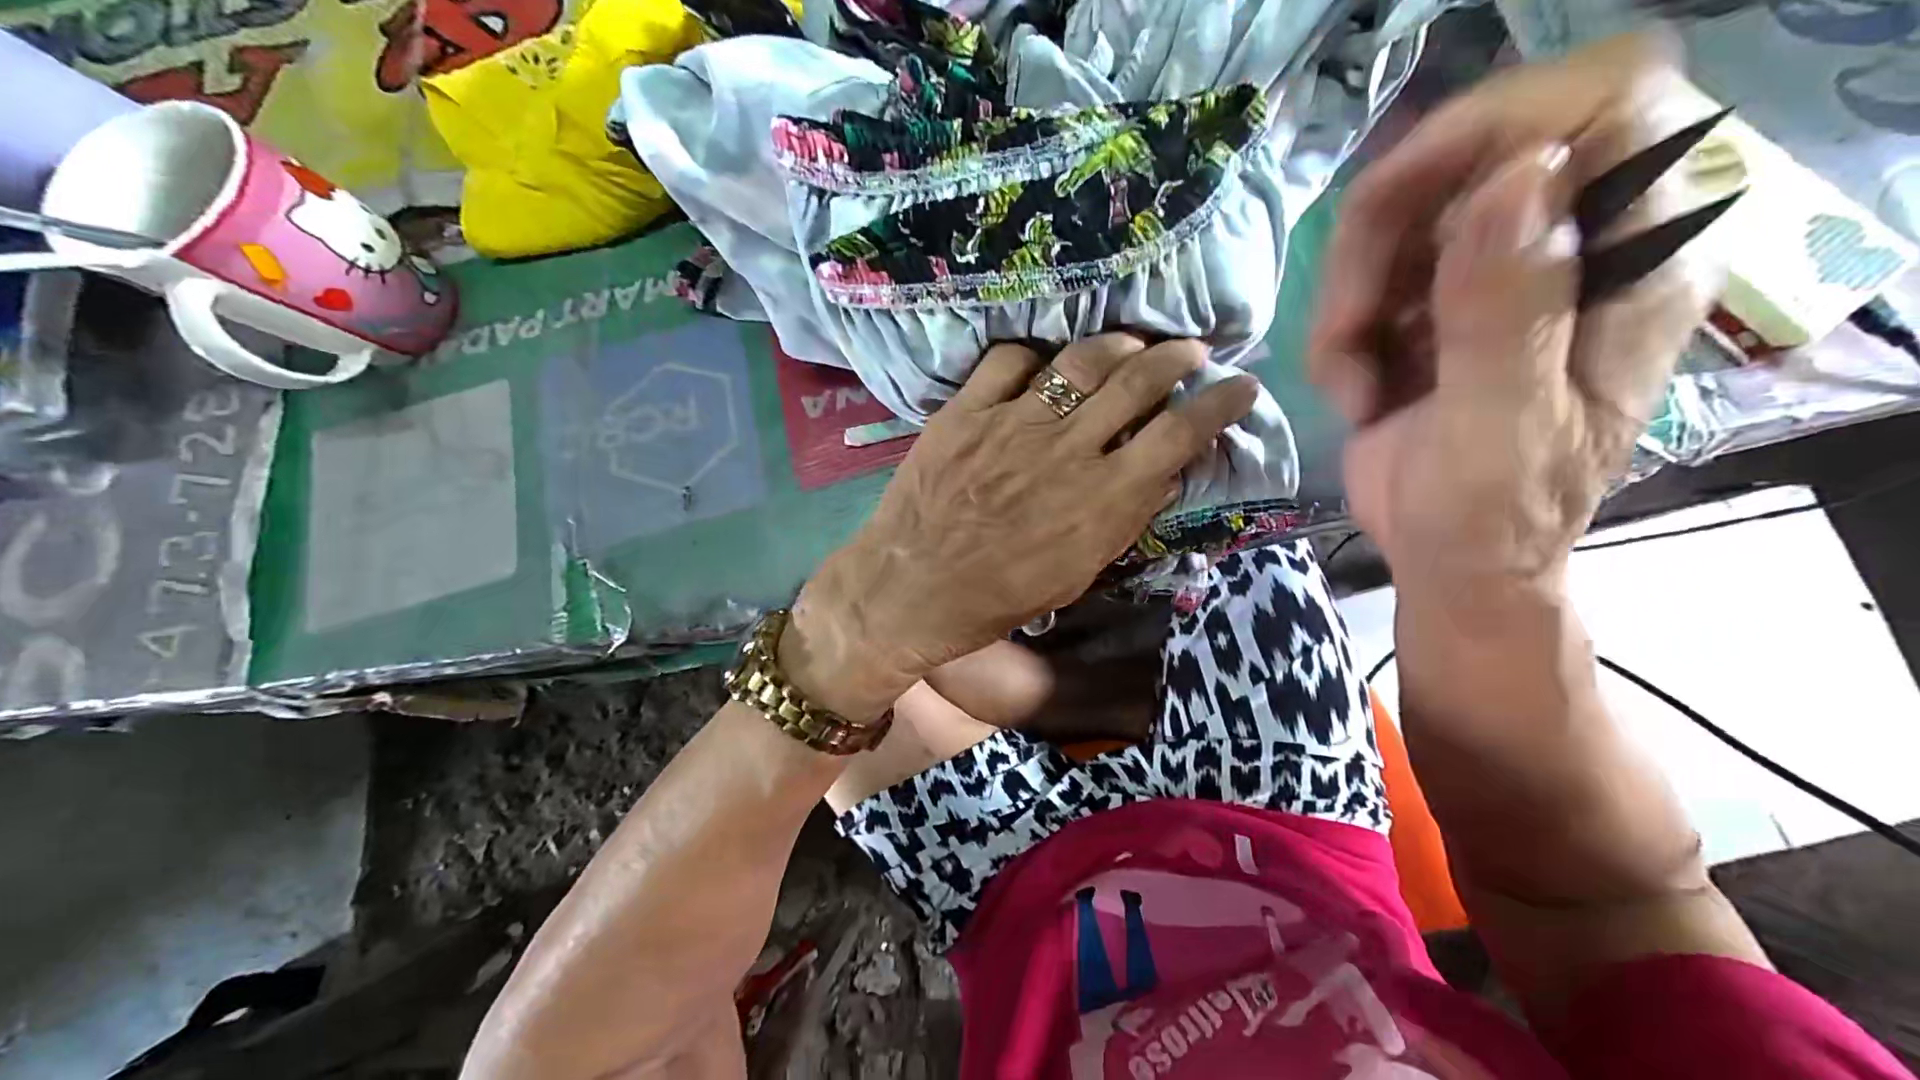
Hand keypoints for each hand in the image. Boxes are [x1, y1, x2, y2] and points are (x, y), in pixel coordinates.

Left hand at [786, 334, 1257, 721]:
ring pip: (1081, 360)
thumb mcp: (1077, 573)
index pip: (1180, 434)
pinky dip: (1037, 354)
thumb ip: (1124, 518)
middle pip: (1139, 380)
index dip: (1220, 404)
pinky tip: (1046, 361)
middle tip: (1191, 351)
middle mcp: (1067, 450)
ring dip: (1119, 343)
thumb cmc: (998, 597)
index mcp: (1102, 499)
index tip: (1241, 387)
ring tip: (1133, 343)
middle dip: (1177, 357)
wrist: (911, 589)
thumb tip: (1163, 472)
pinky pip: (1010, 360)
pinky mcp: (966, 411)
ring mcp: (1013, 423)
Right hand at [1308, 35, 1722, 601]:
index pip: (1607, 109)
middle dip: (1383, 238)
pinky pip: (1369, 271)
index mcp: (1636, 265)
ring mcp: (1499, 273)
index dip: (1495, 126)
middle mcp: (1574, 247)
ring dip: (1348, 297)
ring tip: (1350, 379)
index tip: (1397, 196)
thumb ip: (1508, 312)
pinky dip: (1339, 328)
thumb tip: (1518, 175)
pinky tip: (1352, 387)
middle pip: (1471, 158)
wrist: (1449, 559)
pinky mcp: (1437, 303)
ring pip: (1402, 215)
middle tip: (1346, 326)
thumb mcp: (1499, 425)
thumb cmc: (1491, 512)